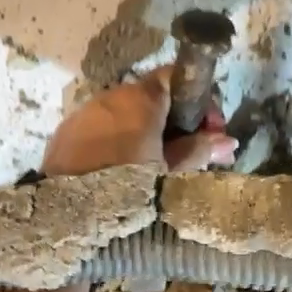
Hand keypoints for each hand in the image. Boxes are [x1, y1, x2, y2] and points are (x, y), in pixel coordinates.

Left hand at [41, 67, 237, 176]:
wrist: (69, 214)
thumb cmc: (128, 188)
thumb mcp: (170, 173)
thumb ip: (199, 152)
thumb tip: (228, 142)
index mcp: (141, 99)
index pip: (176, 77)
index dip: (198, 101)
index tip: (209, 131)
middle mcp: (110, 96)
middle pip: (150, 99)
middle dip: (173, 123)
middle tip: (188, 156)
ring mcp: (83, 114)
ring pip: (122, 116)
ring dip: (142, 133)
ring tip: (153, 168)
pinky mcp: (64, 135)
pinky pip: (98, 131)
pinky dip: (114, 143)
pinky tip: (119, 171)